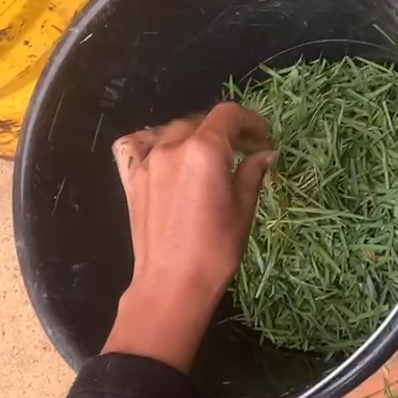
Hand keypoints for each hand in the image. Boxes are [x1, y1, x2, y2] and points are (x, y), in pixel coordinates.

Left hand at [101, 104, 272, 371]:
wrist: (172, 282)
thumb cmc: (217, 247)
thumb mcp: (244, 208)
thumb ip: (252, 172)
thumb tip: (265, 153)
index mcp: (204, 150)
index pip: (228, 115)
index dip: (250, 121)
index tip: (263, 138)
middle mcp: (171, 147)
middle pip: (201, 121)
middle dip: (226, 130)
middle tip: (246, 150)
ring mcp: (147, 161)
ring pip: (173, 131)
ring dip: (196, 136)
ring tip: (212, 156)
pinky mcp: (132, 179)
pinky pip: (140, 146)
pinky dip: (157, 143)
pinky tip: (170, 157)